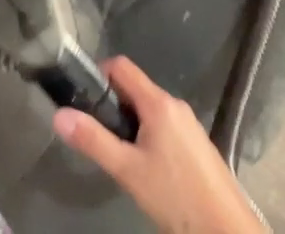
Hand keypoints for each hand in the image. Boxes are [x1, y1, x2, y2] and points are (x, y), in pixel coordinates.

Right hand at [53, 58, 266, 233]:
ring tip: (117, 154)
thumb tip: (59, 115)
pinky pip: (164, 127)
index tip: (82, 97)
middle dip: (112, 104)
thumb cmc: (174, 195)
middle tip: (95, 133)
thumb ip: (93, 140)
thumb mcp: (127, 169)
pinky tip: (144, 168)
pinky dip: (147, 136)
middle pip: (134, 89)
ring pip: (148, 110)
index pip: (121, 66)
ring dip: (129, 123)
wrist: (225, 230)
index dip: (98, 74)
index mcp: (158, 103)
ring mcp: (189, 125)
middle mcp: (175, 105)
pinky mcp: (196, 144)